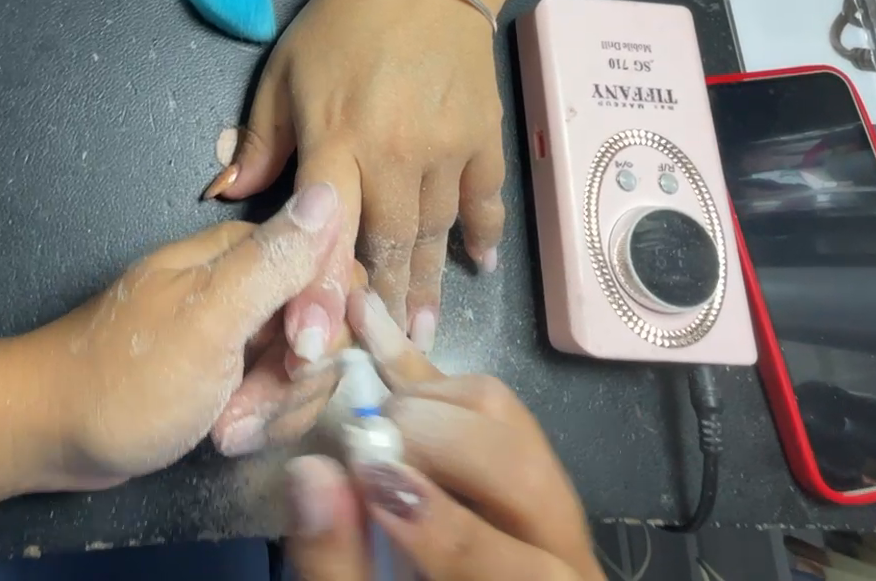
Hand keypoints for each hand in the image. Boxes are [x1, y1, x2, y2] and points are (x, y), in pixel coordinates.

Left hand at [23, 183, 364, 486]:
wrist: (55, 432)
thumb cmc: (128, 376)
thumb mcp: (208, 319)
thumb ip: (272, 261)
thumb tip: (329, 190)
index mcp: (240, 254)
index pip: (328, 264)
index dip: (326, 314)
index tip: (298, 358)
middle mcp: (245, 282)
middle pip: (322, 323)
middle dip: (295, 377)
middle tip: (244, 404)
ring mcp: (239, 329)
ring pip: (304, 366)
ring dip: (273, 406)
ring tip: (224, 427)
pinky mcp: (232, 370)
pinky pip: (278, 392)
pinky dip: (259, 419)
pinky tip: (222, 434)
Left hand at [206, 0, 531, 355]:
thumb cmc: (342, 25)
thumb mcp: (285, 73)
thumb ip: (261, 140)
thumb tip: (223, 193)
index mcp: (336, 137)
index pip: (324, 227)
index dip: (318, 287)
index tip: (315, 342)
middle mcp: (394, 153)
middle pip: (386, 242)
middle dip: (381, 301)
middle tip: (379, 351)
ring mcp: (448, 148)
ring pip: (433, 231)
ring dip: (427, 284)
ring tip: (423, 330)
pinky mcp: (486, 137)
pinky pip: (483, 198)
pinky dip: (480, 233)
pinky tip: (477, 265)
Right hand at [285, 292, 604, 579]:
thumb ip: (340, 565)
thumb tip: (313, 474)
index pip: (519, 566)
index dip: (441, 521)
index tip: (371, 481)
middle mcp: (562, 543)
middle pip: (522, 470)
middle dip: (433, 440)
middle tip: (364, 442)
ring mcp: (546, 491)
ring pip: (504, 413)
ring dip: (427, 400)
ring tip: (371, 415)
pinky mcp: (510, 447)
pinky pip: (472, 394)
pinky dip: (413, 363)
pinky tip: (367, 318)